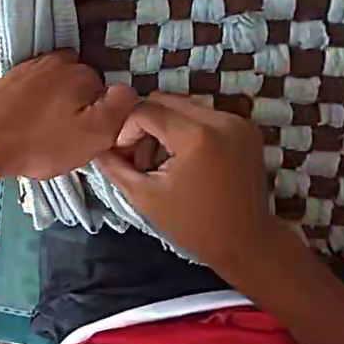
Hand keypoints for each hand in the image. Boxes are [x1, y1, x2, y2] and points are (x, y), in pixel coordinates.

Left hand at [0, 51, 137, 186]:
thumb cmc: (40, 142)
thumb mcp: (94, 135)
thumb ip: (120, 109)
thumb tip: (129, 89)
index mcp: (82, 71)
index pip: (106, 93)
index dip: (99, 118)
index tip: (84, 137)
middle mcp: (58, 60)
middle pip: (82, 87)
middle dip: (78, 109)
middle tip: (64, 139)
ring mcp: (31, 66)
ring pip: (58, 89)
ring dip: (56, 108)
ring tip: (43, 135)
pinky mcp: (10, 78)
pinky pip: (36, 92)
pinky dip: (35, 107)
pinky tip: (27, 126)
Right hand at [96, 93, 300, 270]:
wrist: (246, 243)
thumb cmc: (193, 225)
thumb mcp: (144, 197)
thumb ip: (115, 166)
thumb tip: (96, 147)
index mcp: (196, 135)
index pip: (145, 110)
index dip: (126, 130)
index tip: (124, 157)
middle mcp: (220, 119)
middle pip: (165, 100)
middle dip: (144, 125)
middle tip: (140, 158)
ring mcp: (237, 121)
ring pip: (184, 105)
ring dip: (165, 125)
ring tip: (160, 159)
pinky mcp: (245, 127)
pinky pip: (204, 114)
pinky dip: (186, 128)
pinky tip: (182, 157)